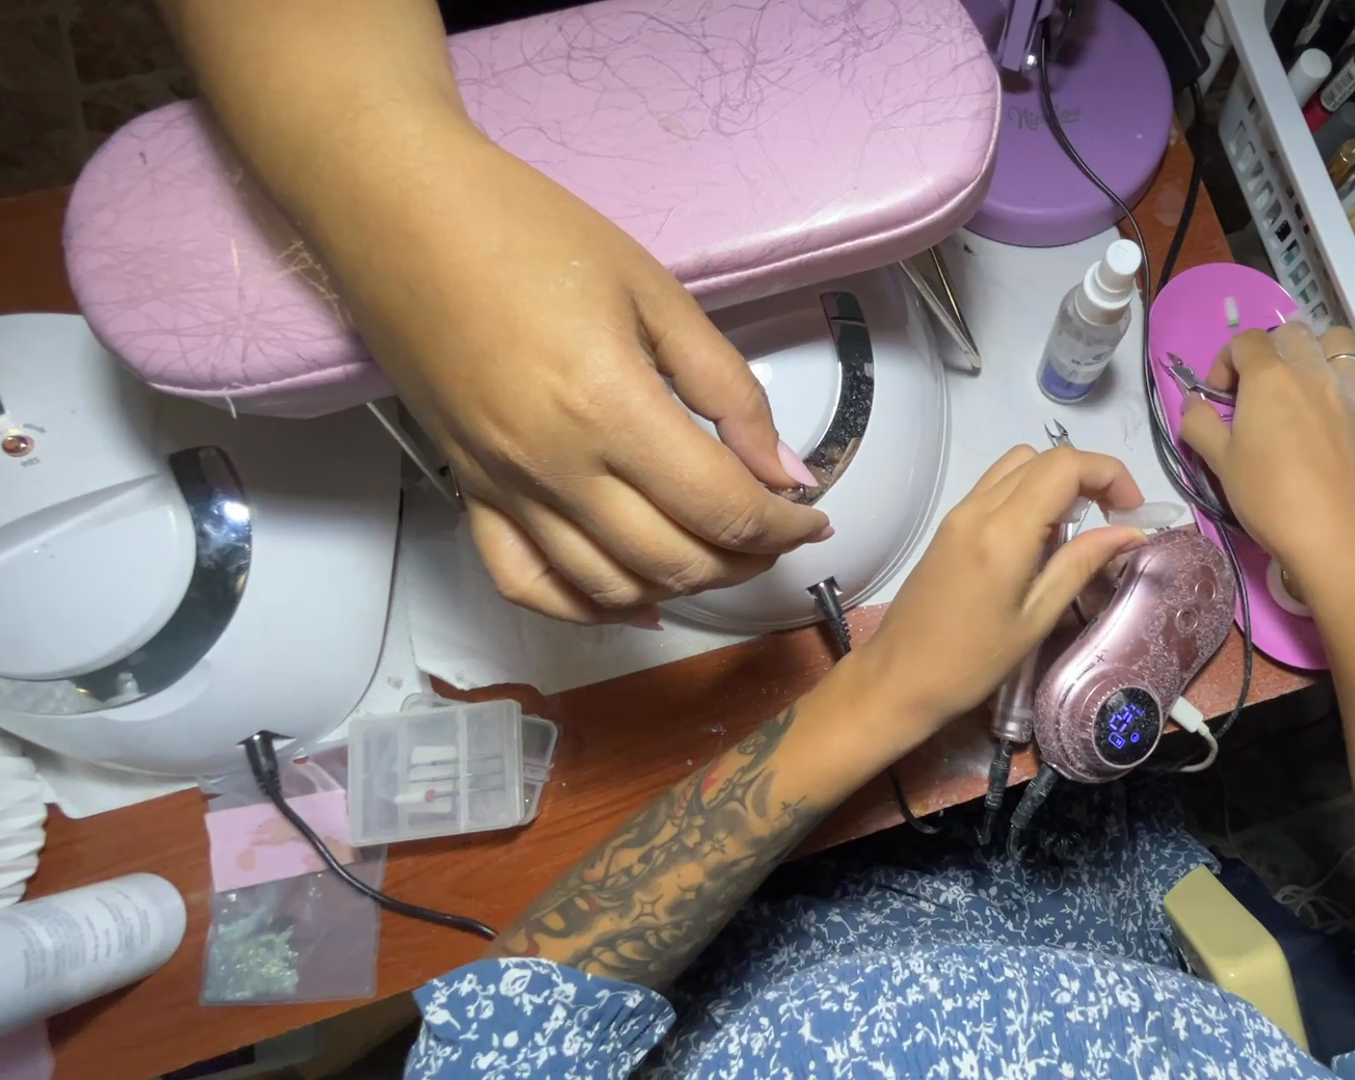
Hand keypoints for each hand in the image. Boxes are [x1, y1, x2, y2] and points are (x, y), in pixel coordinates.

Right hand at [315, 130, 829, 622]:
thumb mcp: (661, 298)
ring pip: (613, 589)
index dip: (786, 527)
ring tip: (726, 556)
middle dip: (748, 561)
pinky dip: (590, 609)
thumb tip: (788, 473)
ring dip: (687, 587)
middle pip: (677, 562)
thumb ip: (733, 394)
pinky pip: (528, 585)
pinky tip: (636, 601)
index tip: (816, 519)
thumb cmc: (537, 235)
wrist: (396, 208)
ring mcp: (506, 491)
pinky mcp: (469, 494)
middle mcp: (557, 470)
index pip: (724, 509)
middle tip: (779, 534)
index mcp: (612, 412)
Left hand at [843, 446, 1148, 748]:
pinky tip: (1039, 537)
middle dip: (1088, 476)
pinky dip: (1028, 493)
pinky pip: (995, 486)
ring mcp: (959, 513)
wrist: (899, 678)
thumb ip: (1082, 565)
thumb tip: (1130, 533)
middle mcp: (978, 509)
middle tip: (1113, 519)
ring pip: (1017, 464)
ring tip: (1077, 528)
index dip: (1109, 474)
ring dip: (1056, 481)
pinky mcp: (949, 525)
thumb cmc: (972, 662)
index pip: (1065, 465)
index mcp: (1004, 531)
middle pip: (1043, 457)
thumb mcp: (1036, 619)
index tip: (1131, 512)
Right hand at [1180, 325, 1354, 606]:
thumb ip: (1199, 424)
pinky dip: (1352, 380)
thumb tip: (1192, 402)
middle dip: (1270, 351)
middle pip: (1291, 333)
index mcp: (1268, 377)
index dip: (1226, 362)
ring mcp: (1352, 387)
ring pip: (1338, 341)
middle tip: (1260, 390)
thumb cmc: (1268, 496)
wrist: (1335, 532)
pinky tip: (1341, 407)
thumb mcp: (1219, 462)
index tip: (1220, 396)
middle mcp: (1312, 369)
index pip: (1244, 341)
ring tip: (1305, 385)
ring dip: (1317, 353)